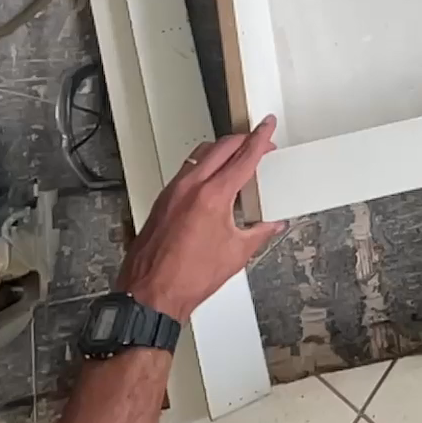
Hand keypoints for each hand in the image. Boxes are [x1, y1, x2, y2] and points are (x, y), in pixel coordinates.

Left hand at [116, 116, 287, 318]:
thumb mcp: (235, 254)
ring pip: (202, 152)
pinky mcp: (162, 199)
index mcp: (213, 196)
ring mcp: (173, 191)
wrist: (149, 297)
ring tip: (236, 156)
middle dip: (244, 139)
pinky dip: (204, 162)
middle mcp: (191, 187)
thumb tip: (272, 225)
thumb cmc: (185, 279)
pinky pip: (187, 167)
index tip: (268, 125)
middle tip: (259, 142)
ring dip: (222, 148)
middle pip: (223, 146)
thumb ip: (259, 233)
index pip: (244, 156)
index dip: (261, 138)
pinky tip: (211, 176)